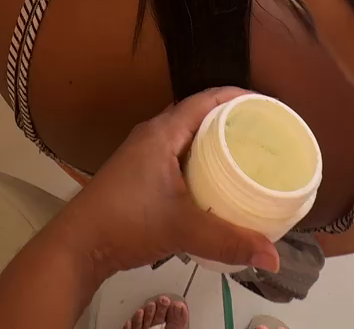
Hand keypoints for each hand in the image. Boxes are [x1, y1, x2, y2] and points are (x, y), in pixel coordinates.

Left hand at [51, 87, 281, 277]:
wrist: (80, 242)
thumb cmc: (127, 221)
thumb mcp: (182, 229)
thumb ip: (228, 241)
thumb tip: (273, 257)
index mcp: (163, 132)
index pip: (204, 100)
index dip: (235, 96)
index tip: (265, 104)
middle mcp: (153, 134)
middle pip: (196, 113)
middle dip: (229, 117)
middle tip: (262, 129)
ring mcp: (143, 152)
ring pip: (186, 134)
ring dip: (212, 138)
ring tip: (245, 151)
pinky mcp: (139, 171)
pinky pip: (177, 152)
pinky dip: (199, 157)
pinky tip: (215, 179)